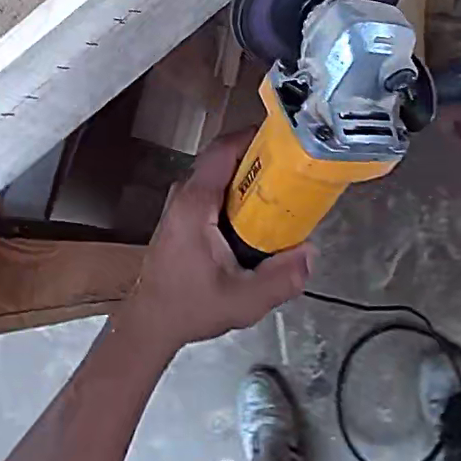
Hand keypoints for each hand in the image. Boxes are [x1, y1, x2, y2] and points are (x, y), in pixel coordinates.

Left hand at [113, 130, 313, 355]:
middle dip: (256, 154)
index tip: (282, 138)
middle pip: (222, 156)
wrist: (150, 324)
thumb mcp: (243, 301)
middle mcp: (184, 194)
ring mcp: (180, 203)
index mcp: (196, 202)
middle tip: (290, 163)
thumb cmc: (191, 307)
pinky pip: (211, 187)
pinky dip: (234, 187)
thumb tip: (310, 252)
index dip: (251, 136)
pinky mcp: (181, 215)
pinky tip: (256, 208)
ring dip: (245, 172)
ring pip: (216, 171)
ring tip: (279, 183)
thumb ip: (280, 279)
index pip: (223, 150)